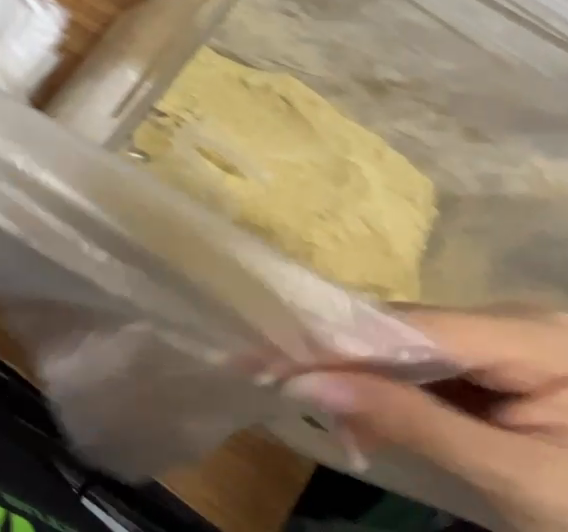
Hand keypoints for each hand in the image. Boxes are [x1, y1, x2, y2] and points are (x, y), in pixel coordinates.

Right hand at [285, 309, 567, 531]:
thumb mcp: (517, 478)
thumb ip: (411, 422)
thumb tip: (300, 383)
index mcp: (539, 336)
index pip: (407, 327)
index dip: (330, 343)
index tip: (259, 360)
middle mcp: (521, 322)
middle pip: (402, 332)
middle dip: (342, 364)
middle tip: (276, 390)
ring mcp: (514, 343)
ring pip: (407, 348)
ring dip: (360, 381)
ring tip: (323, 413)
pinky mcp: (506, 369)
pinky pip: (428, 367)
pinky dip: (391, 392)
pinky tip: (366, 414)